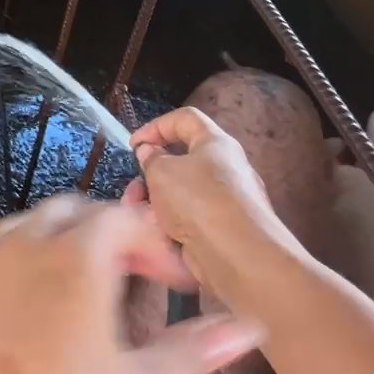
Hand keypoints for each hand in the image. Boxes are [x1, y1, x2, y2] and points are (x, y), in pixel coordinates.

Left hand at [0, 195, 261, 373]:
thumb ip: (197, 349)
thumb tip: (244, 328)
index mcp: (74, 257)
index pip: (120, 217)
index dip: (155, 242)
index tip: (177, 282)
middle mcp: (25, 243)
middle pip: (73, 209)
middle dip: (111, 231)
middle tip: (137, 274)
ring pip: (32, 221)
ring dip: (67, 238)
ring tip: (93, 284)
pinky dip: (28, 253)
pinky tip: (43, 296)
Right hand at [126, 106, 306, 306]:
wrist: (238, 254)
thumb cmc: (197, 200)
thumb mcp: (160, 170)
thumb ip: (150, 157)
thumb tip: (151, 153)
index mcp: (215, 144)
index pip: (185, 118)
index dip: (155, 126)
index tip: (135, 145)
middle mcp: (226, 168)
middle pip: (182, 159)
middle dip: (152, 172)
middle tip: (136, 186)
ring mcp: (227, 199)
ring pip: (182, 191)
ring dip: (155, 199)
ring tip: (140, 214)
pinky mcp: (224, 227)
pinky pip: (191, 215)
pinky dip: (171, 220)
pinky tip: (157, 231)